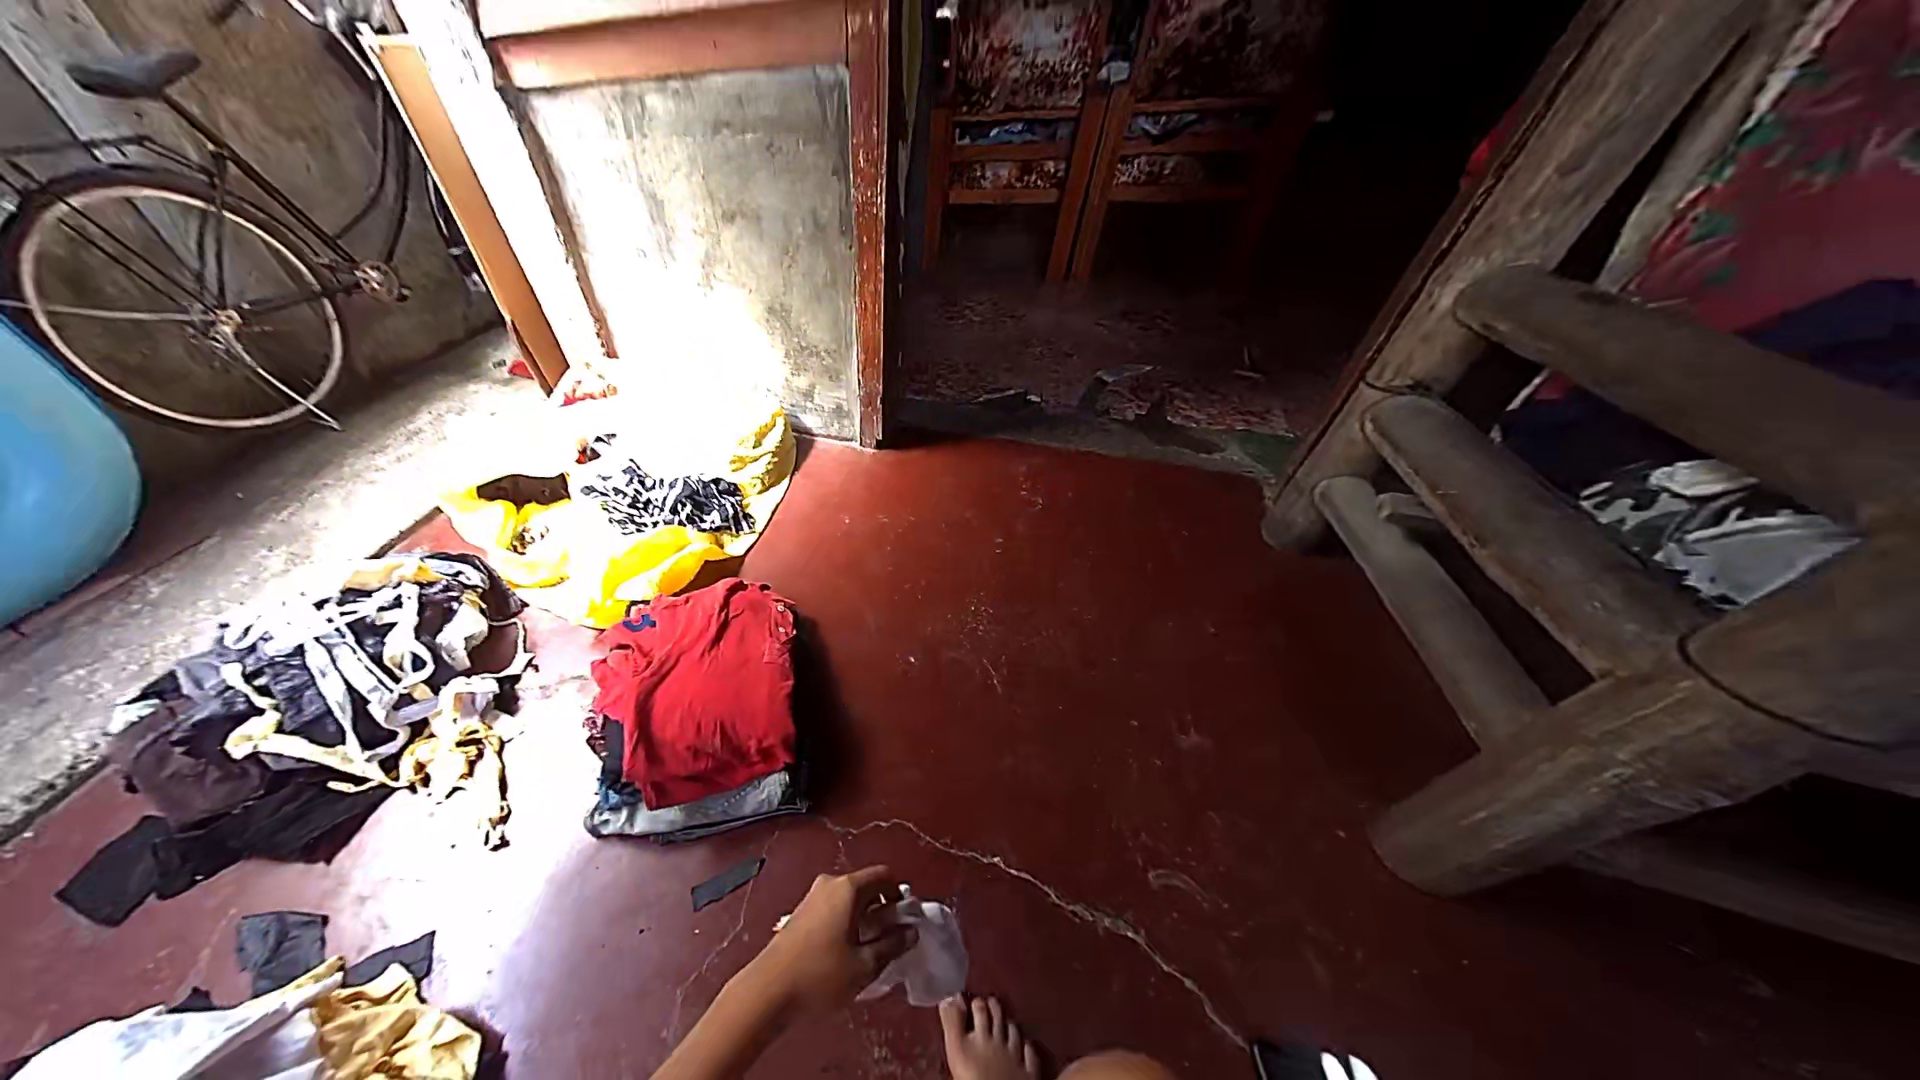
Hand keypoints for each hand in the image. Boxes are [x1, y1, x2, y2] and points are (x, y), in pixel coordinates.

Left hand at [746, 865, 918, 1015]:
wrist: (766, 992)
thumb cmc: (820, 975)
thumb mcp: (865, 965)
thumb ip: (893, 945)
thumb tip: (911, 931)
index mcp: (848, 887)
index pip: (884, 876)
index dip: (899, 896)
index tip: (902, 922)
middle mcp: (830, 883)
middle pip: (865, 885)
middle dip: (880, 909)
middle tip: (885, 939)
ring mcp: (812, 896)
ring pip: (848, 898)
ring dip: (862, 917)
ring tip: (863, 950)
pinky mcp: (800, 912)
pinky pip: (832, 907)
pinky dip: (844, 921)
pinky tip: (840, 952)